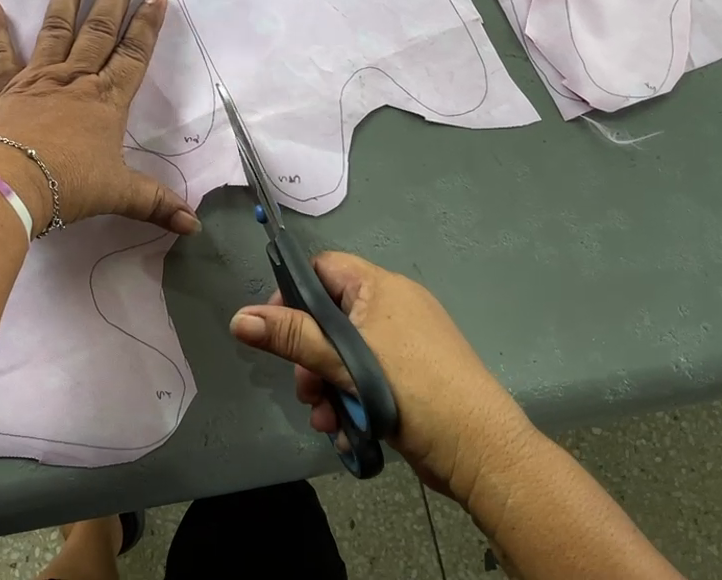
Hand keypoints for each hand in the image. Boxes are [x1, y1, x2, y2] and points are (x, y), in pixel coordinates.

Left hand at [0, 0, 200, 236]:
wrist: (10, 183)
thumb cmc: (68, 185)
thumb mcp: (118, 194)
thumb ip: (156, 204)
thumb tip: (194, 227)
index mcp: (107, 100)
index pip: (134, 53)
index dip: (148, 24)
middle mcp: (76, 79)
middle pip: (100, 29)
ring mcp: (39, 78)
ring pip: (57, 28)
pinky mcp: (6, 87)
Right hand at [228, 252, 539, 504]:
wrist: (484, 452)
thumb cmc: (414, 390)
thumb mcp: (345, 360)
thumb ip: (290, 337)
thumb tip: (238, 319)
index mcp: (379, 287)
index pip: (322, 268)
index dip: (293, 293)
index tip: (275, 329)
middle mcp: (391, 307)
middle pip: (328, 317)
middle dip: (307, 355)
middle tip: (305, 389)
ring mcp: (403, 343)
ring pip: (343, 352)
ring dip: (324, 384)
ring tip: (324, 418)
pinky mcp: (409, 376)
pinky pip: (364, 375)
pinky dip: (348, 397)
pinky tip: (342, 427)